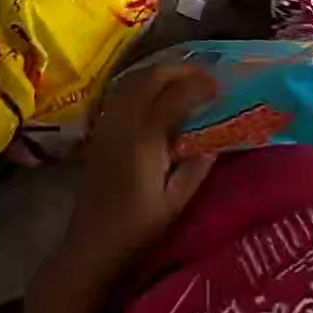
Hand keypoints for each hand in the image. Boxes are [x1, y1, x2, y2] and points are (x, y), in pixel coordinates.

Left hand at [59, 63, 218, 279]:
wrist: (92, 243)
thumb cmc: (138, 227)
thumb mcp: (177, 201)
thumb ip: (197, 165)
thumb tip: (216, 136)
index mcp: (145, 135)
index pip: (175, 95)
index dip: (198, 85)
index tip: (219, 86)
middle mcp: (124, 119)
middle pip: (151, 76)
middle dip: (180, 69)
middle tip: (205, 75)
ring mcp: (108, 119)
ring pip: (134, 78)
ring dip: (160, 71)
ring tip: (184, 77)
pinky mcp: (100, 126)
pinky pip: (122, 89)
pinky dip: (142, 80)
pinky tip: (155, 91)